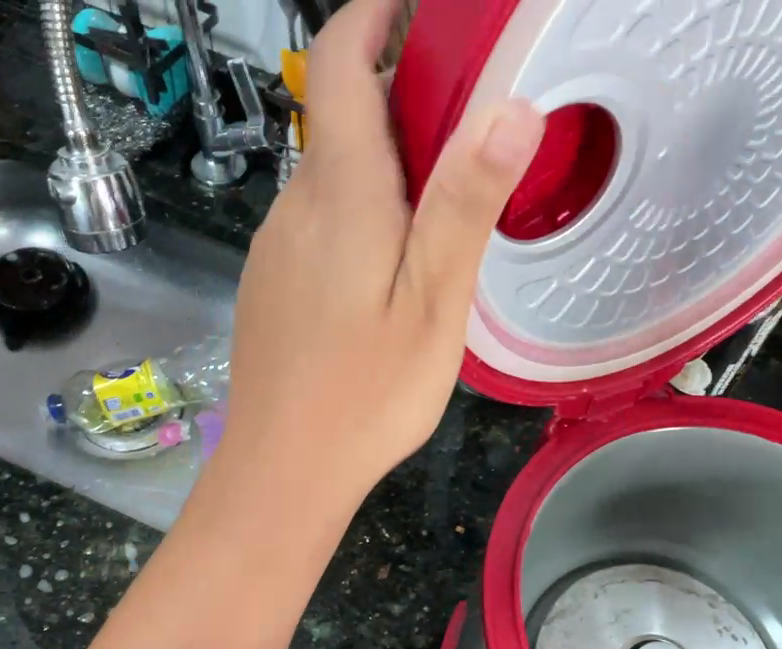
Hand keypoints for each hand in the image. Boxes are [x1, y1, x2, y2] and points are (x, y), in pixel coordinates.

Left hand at [219, 0, 543, 505]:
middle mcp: (295, 205)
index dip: (372, 13)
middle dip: (402, 102)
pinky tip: (391, 275)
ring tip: (444, 216)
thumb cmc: (366, 395)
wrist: (282, 470)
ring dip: (385, 170)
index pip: (338, 62)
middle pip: (342, 121)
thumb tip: (510, 104)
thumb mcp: (435, 303)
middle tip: (472, 132)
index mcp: (341, 194)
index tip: (414, 5)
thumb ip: (465, 204)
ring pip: (333, 179)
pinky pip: (318, 225)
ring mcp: (275, 247)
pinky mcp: (271, 284)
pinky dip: (360, 217)